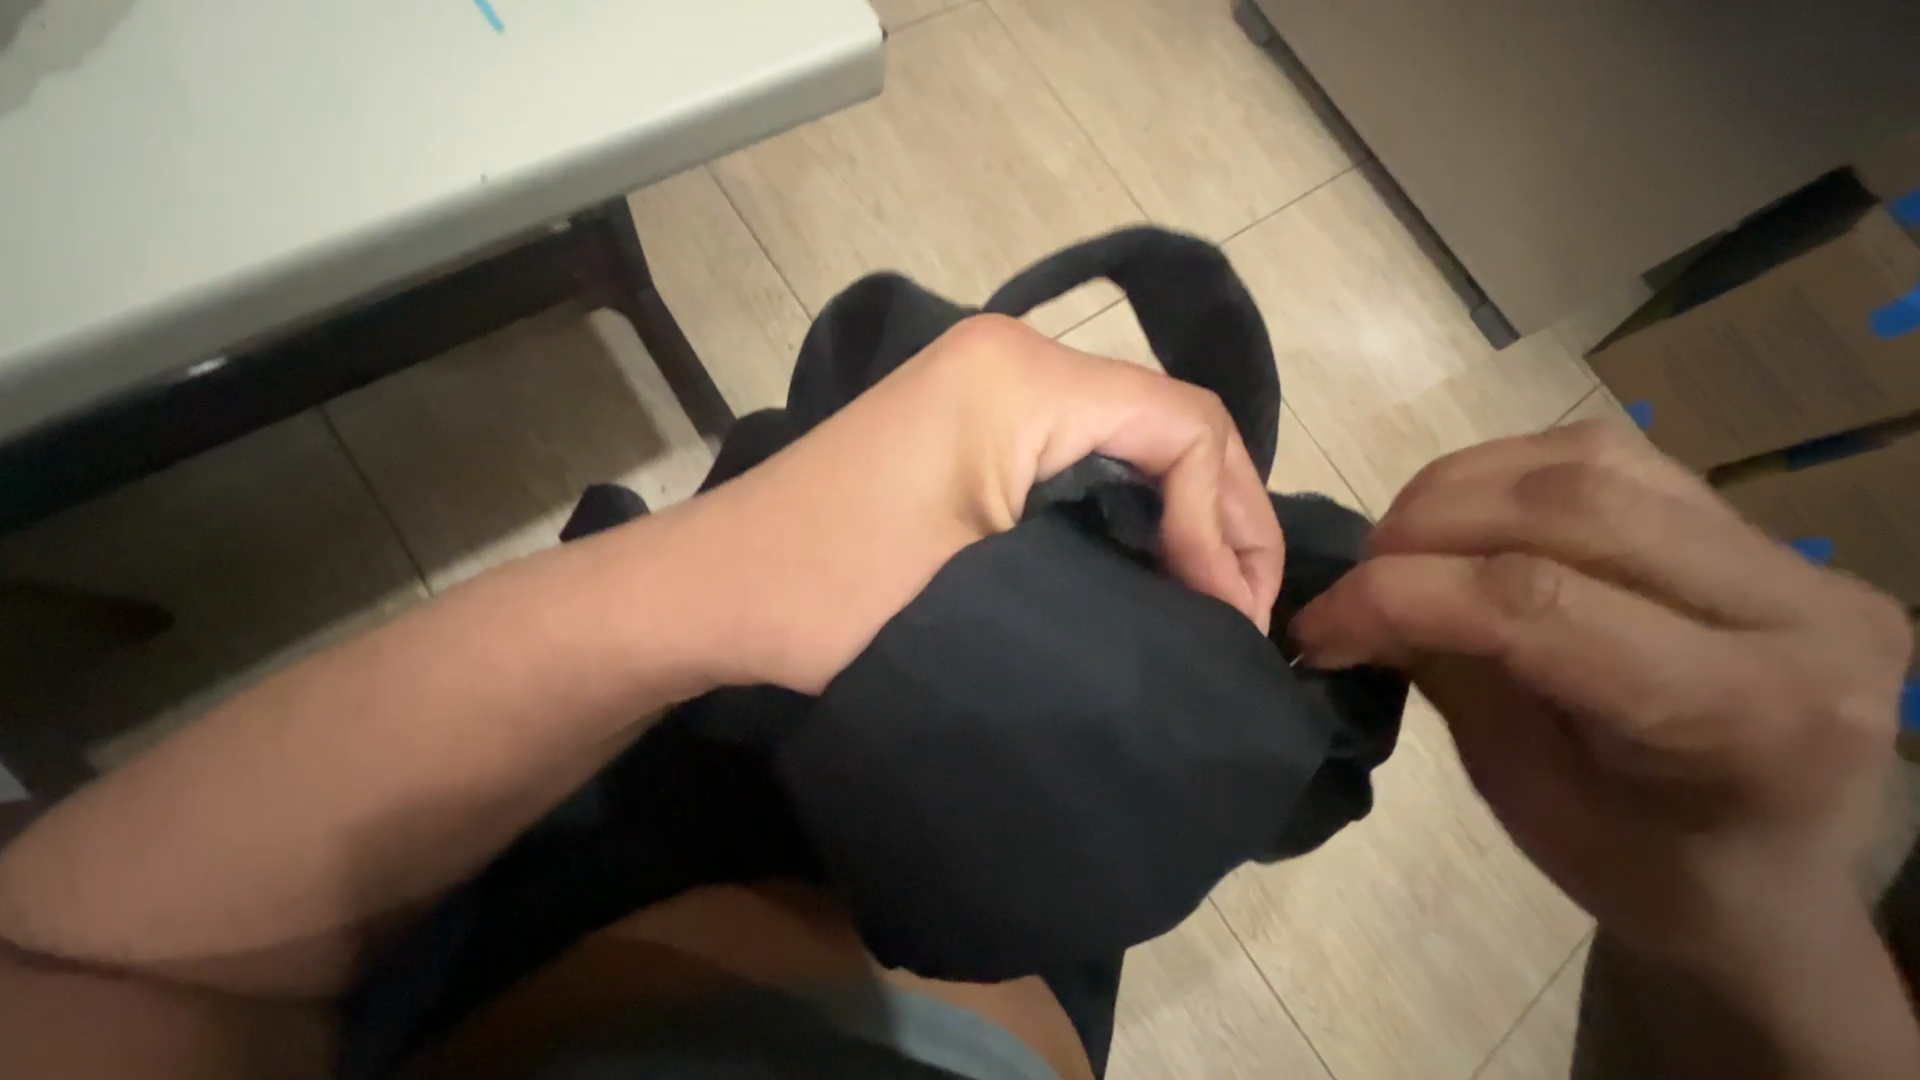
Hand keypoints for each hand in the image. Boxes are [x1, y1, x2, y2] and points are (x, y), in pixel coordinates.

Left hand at [681, 314, 1282, 693]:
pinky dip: (1129, 509)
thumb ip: (1120, 583)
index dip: (1229, 524)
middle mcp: (1016, 357)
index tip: (1228, 622)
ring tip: (1211, 602)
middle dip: (1221, 518)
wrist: (716, 588)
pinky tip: (1148, 570)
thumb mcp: (989, 591)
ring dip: (1182, 516)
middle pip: (1168, 424)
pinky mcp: (972, 423)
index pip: (1184, 426)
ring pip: (1131, 439)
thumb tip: (1212, 612)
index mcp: (1024, 378)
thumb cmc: (833, 593)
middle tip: (1242, 617)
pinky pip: (1084, 453)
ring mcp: (990, 384)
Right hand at [1291, 420, 1910, 969]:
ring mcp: (1782, 551)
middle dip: (1419, 530)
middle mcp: (1795, 609)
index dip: (1396, 596)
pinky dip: (1498, 474)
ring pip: (1585, 462)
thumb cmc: (1629, 855)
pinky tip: (1462, 519)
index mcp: (1745, 711)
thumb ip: (1437, 668)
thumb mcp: (1512, 777)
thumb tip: (1341, 606)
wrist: (1752, 864)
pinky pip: (1602, 455)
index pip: (1534, 604)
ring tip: (1399, 547)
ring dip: (1452, 491)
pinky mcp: (1744, 521)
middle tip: (1354, 582)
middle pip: (1566, 507)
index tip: (1314, 627)